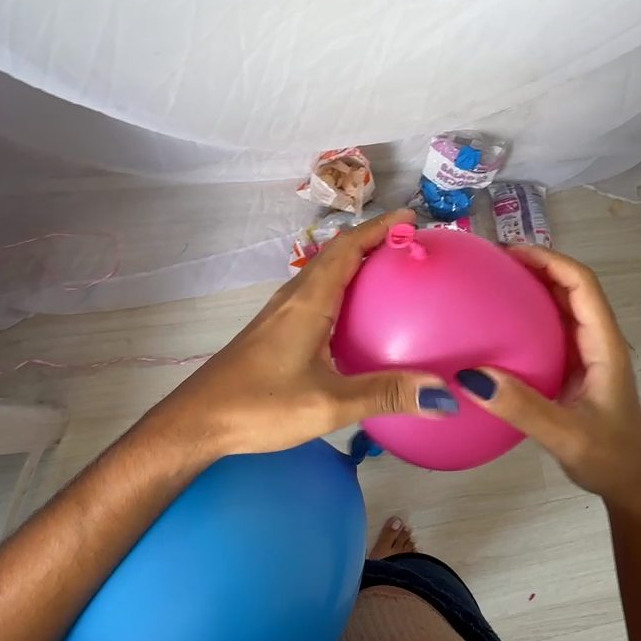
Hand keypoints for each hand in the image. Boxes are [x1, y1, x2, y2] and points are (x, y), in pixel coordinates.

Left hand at [146, 209, 452, 459]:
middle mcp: (295, 296)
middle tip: (412, 246)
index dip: (381, 226)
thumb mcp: (329, 404)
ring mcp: (281, 313)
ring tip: (393, 276)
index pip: (349, 246)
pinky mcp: (275, 331)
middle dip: (375, 241)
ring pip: (326, 274)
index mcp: (309, 300)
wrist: (195, 423)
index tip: (413, 217)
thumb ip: (386, 394)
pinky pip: (317, 295)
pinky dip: (344, 291)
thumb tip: (445, 395)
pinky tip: (359, 322)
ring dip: (358, 264)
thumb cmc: (260, 405)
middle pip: (339, 254)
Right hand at [457, 246, 640, 501]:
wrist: (633, 489)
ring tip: (492, 282)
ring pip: (563, 305)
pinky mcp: (577, 369)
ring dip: (533, 286)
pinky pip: (552, 329)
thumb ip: (522, 408)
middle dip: (537, 265)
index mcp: (604, 344)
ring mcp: (588, 354)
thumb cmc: (610, 459)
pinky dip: (529, 316)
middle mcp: (598, 340)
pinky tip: (498, 328)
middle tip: (492, 262)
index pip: (582, 283)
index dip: (551, 260)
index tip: (511, 253)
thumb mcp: (566, 436)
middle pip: (571, 286)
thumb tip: (472, 375)